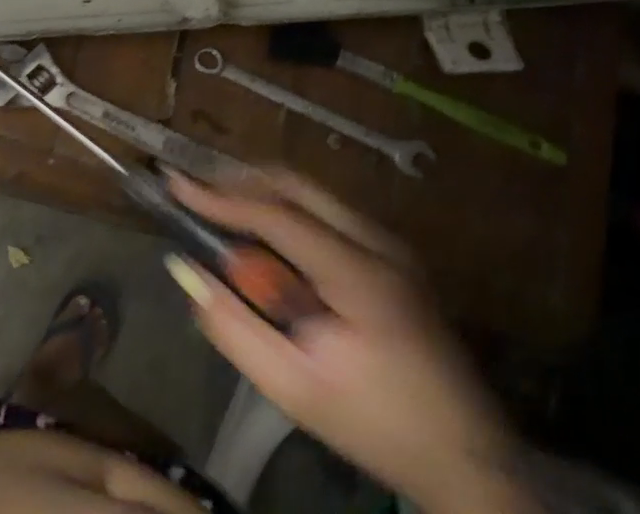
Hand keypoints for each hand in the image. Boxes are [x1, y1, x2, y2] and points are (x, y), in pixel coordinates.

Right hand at [164, 170, 534, 513]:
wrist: (467, 458)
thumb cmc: (374, 424)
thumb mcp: (291, 386)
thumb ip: (232, 326)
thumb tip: (184, 271)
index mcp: (359, 275)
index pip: (276, 214)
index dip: (218, 196)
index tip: (172, 185)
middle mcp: (380, 246)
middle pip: (297, 186)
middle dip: (237, 182)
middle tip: (190, 193)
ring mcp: (393, 250)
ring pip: (313, 195)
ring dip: (261, 195)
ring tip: (215, 212)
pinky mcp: (394, 261)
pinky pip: (327, 214)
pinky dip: (285, 212)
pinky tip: (260, 238)